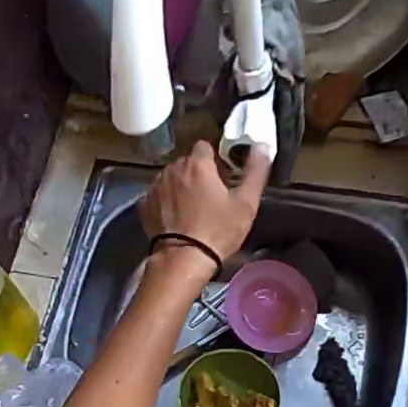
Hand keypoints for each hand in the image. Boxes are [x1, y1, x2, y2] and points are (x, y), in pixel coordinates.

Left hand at [141, 141, 269, 273]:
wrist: (182, 260)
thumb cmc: (217, 232)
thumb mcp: (246, 205)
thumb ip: (255, 172)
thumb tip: (263, 146)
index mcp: (198, 164)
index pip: (204, 147)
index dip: (214, 161)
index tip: (221, 179)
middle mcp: (173, 169)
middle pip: (186, 163)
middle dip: (196, 175)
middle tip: (208, 199)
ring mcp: (155, 187)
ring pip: (171, 178)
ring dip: (179, 187)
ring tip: (190, 211)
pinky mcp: (144, 205)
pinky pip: (158, 195)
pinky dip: (165, 202)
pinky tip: (175, 219)